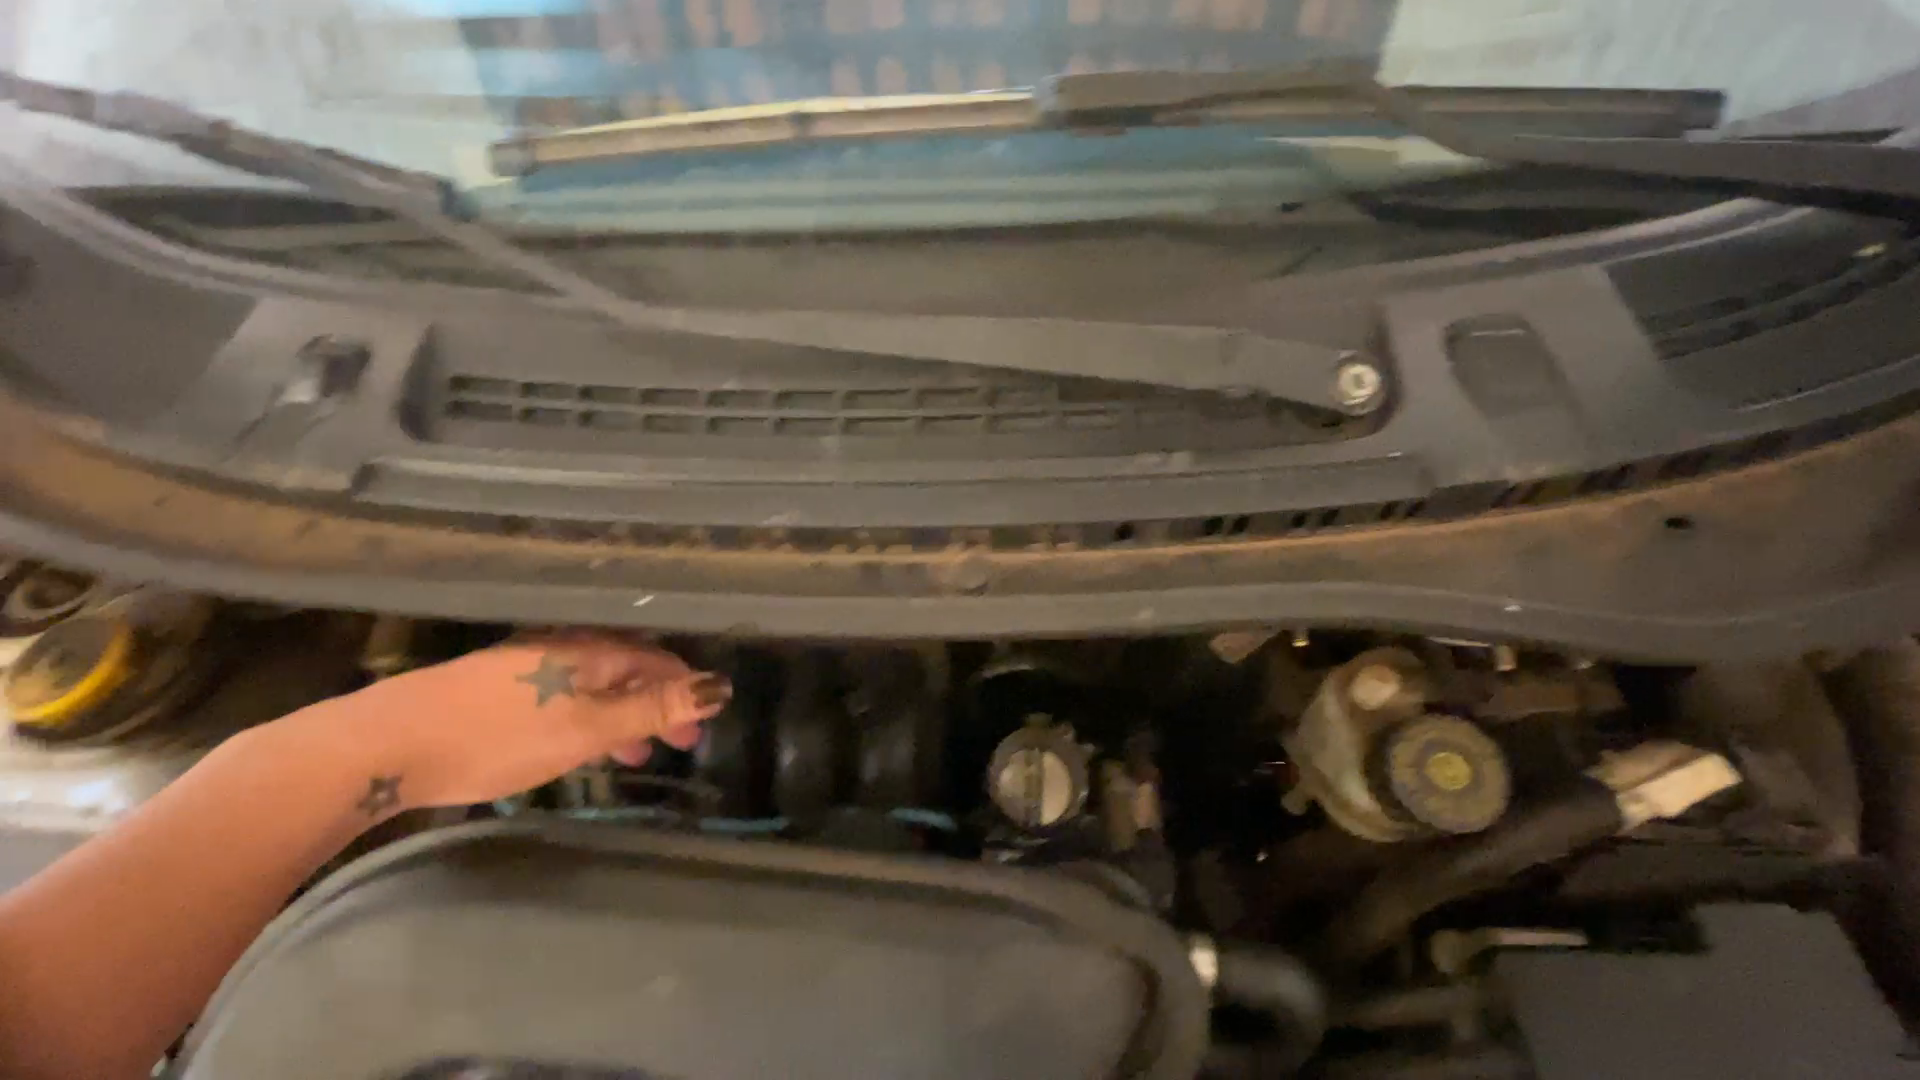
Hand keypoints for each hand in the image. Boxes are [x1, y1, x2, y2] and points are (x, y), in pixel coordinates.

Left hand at [274, 637, 729, 816]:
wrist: (385, 747)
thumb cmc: (498, 736)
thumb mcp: (586, 728)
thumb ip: (650, 709)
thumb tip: (718, 686)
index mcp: (590, 651)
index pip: (657, 660)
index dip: (686, 691)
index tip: (700, 728)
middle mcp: (563, 648)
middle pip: (628, 670)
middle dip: (658, 704)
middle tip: (677, 745)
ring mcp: (528, 667)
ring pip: (595, 686)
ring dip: (624, 715)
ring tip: (634, 754)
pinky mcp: (499, 690)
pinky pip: (567, 697)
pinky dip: (590, 719)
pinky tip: (580, 744)